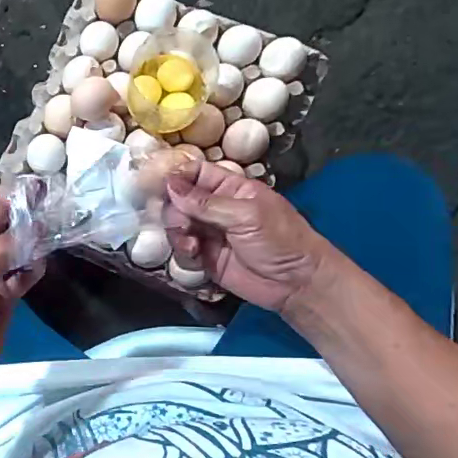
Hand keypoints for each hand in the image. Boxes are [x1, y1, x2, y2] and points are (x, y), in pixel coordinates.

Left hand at [0, 196, 40, 378]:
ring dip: (30, 245)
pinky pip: (19, 277)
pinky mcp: (1, 299)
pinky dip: (30, 270)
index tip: (34, 189)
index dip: (5, 204)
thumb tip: (29, 227)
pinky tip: (40, 265)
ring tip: (53, 234)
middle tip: (52, 206)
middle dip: (22, 222)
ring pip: (12, 254)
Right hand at [162, 159, 332, 316]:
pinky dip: (182, 252)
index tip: (161, 187)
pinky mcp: (204, 257)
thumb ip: (206, 202)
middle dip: (175, 211)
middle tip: (182, 224)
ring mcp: (209, 233)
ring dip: (177, 234)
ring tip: (191, 245)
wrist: (296, 284)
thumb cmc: (280, 240)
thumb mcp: (246, 215)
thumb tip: (170, 184)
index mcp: (230, 188)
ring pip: (176, 225)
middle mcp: (215, 208)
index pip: (195, 173)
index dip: (177, 177)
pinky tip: (195, 256)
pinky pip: (181, 250)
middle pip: (179, 200)